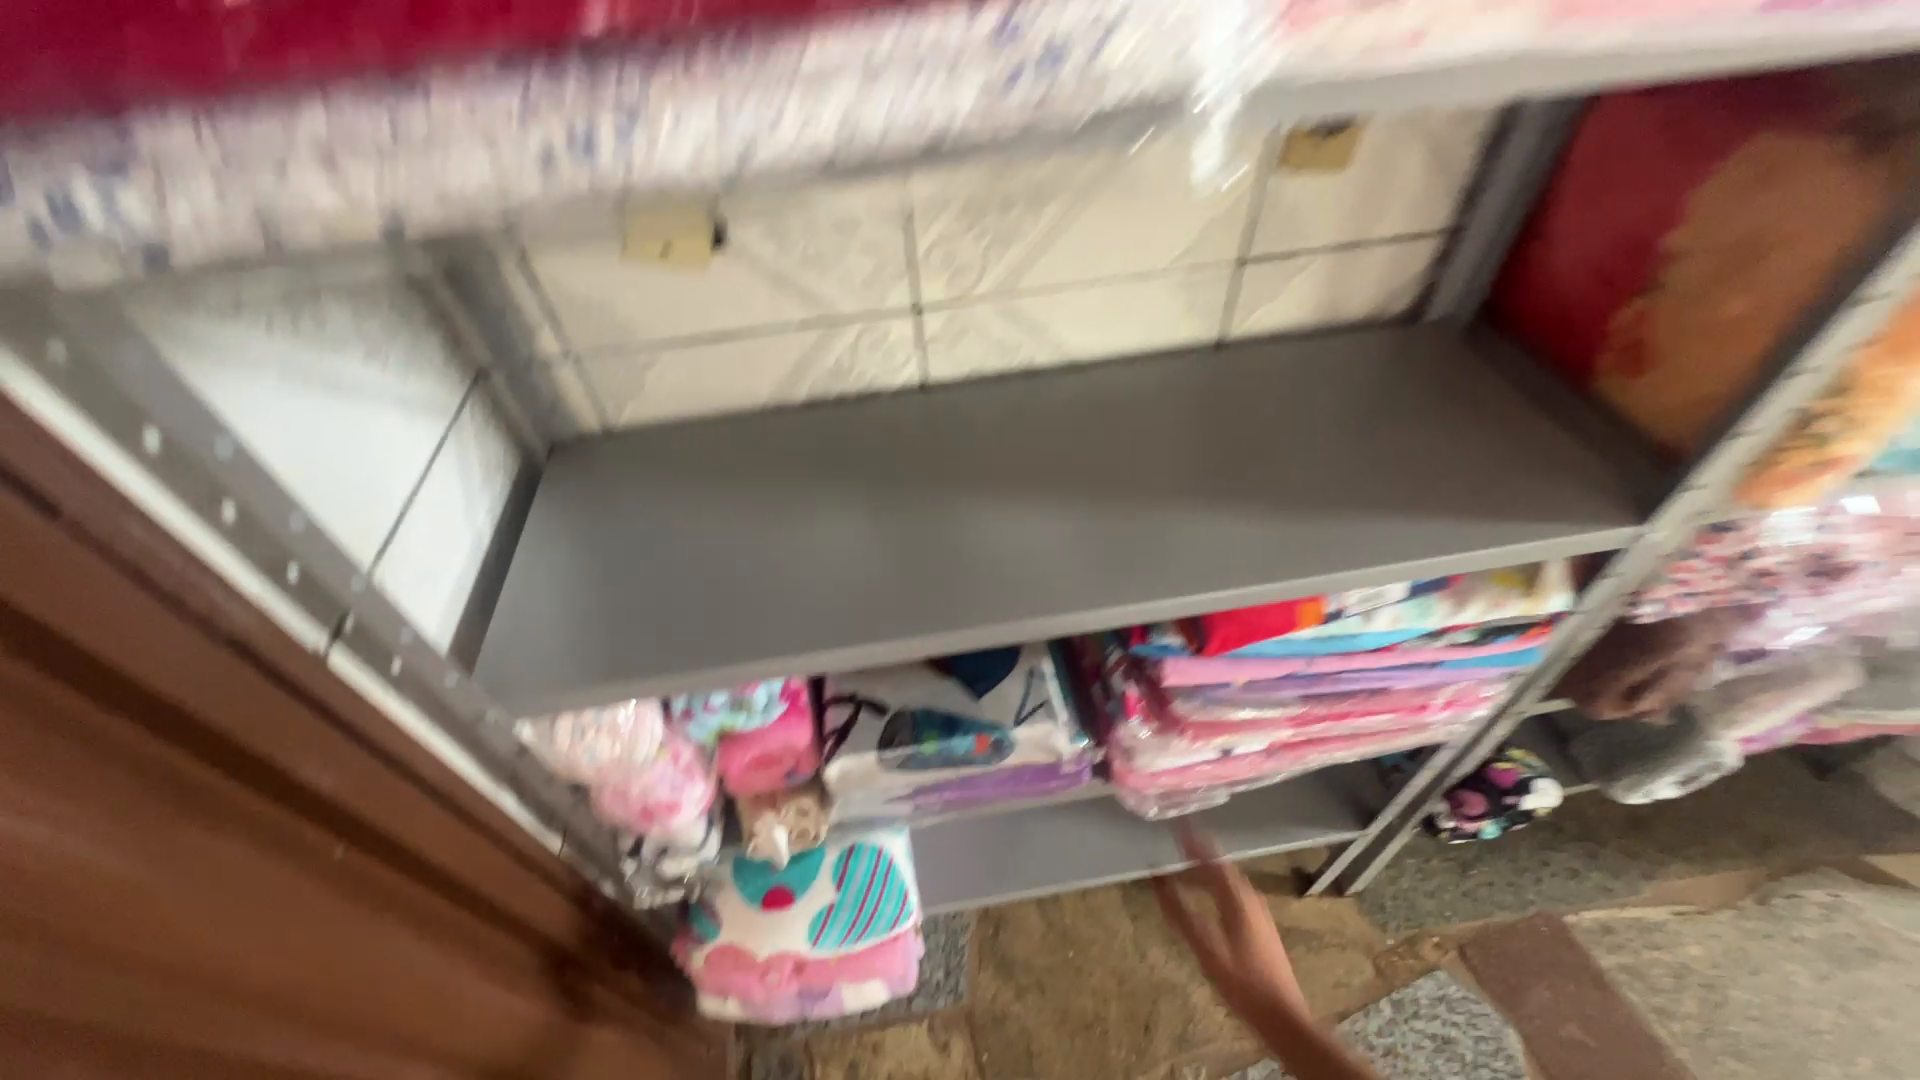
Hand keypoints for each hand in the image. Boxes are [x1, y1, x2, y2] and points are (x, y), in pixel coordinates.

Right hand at [1151, 824, 1306, 1020]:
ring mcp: (1259, 913)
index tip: (1177, 827)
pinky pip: (1234, 895)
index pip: (1212, 859)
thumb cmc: (1242, 983)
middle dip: (1198, 857)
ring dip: (1207, 874)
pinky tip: (1206, 901)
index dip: (1194, 843)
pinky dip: (1216, 888)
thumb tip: (1157, 880)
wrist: (1282, 1017)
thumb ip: (1180, 913)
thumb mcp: (1205, 948)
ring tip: (1185, 873)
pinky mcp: (1261, 927)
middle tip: (1175, 851)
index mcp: (1238, 898)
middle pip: (1222, 869)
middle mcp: (1251, 898)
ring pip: (1229, 882)